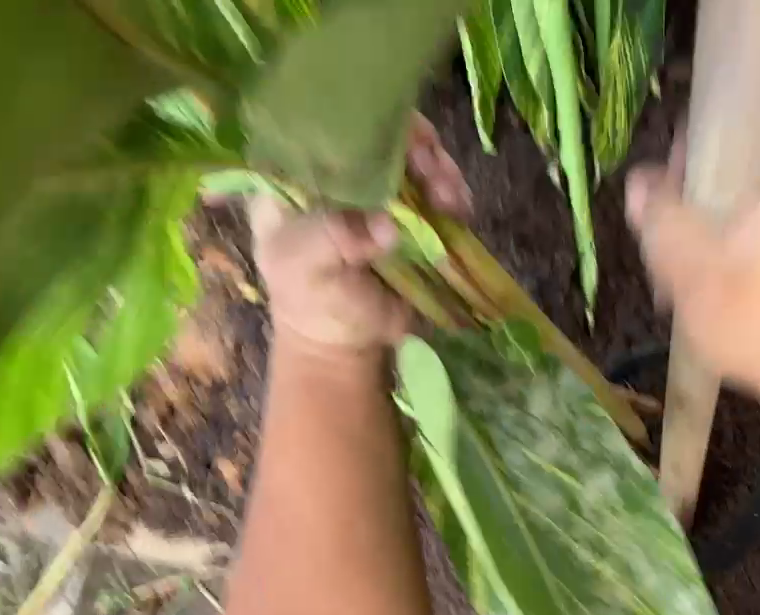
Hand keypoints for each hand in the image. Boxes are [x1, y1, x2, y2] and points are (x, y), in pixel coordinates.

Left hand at [250, 116, 470, 376]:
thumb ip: (332, 237)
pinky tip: (460, 209)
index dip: (369, 123)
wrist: (345, 347)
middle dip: (417, 148)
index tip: (400, 145)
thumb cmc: (312, 303)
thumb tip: (387, 226)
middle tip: (435, 175)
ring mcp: (381, 196)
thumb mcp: (305, 269)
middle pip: (384, 136)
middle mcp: (342, 174)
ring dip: (441, 172)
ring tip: (451, 199)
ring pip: (416, 162)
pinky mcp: (413, 221)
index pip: (332, 122)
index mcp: (299, 172)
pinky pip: (437, 195)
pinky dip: (453, 196)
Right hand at [625, 105, 759, 403]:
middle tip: (668, 233)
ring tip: (678, 267)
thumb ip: (663, 223)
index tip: (673, 181)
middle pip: (728, 148)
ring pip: (729, 184)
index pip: (740, 105)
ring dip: (696, 220)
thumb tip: (638, 185)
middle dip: (688, 187)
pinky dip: (716, 236)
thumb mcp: (698, 278)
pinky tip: (697, 278)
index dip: (696, 136)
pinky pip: (742, 210)